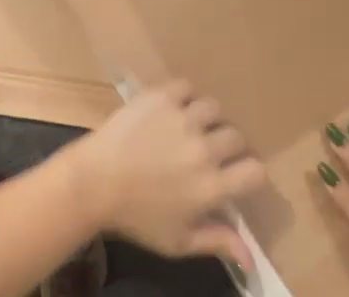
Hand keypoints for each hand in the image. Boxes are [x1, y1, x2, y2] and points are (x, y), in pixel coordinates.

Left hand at [61, 80, 266, 271]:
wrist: (93, 183)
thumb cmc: (136, 217)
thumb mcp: (177, 241)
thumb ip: (217, 242)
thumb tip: (252, 259)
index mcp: (210, 187)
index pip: (255, 172)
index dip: (250, 173)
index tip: (236, 176)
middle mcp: (203, 149)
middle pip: (236, 137)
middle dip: (226, 147)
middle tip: (205, 154)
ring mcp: (183, 119)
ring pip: (214, 109)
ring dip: (206, 120)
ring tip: (190, 129)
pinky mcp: (162, 98)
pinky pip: (187, 87)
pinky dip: (183, 97)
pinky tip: (173, 110)